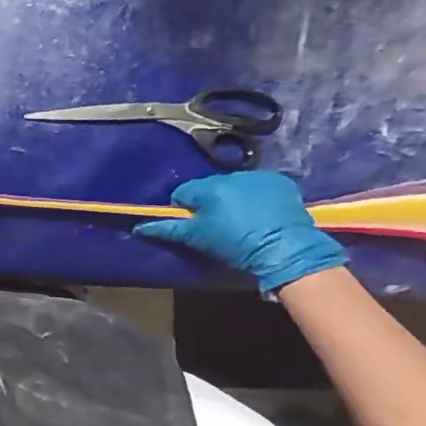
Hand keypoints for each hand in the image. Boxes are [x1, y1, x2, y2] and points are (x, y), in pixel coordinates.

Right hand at [134, 171, 347, 292]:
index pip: (183, 192)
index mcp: (209, 188)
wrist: (286, 249)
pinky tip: (261, 214)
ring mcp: (258, 177)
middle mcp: (232, 176)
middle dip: (210, 203)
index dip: (185, 209)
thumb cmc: (235, 245)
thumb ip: (168, 229)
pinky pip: (259, 186)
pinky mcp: (279, 182)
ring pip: (234, 186)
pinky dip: (257, 196)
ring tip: (241, 221)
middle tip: (218, 226)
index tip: (195, 225)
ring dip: (233, 198)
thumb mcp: (198, 239)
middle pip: (209, 187)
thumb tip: (139, 227)